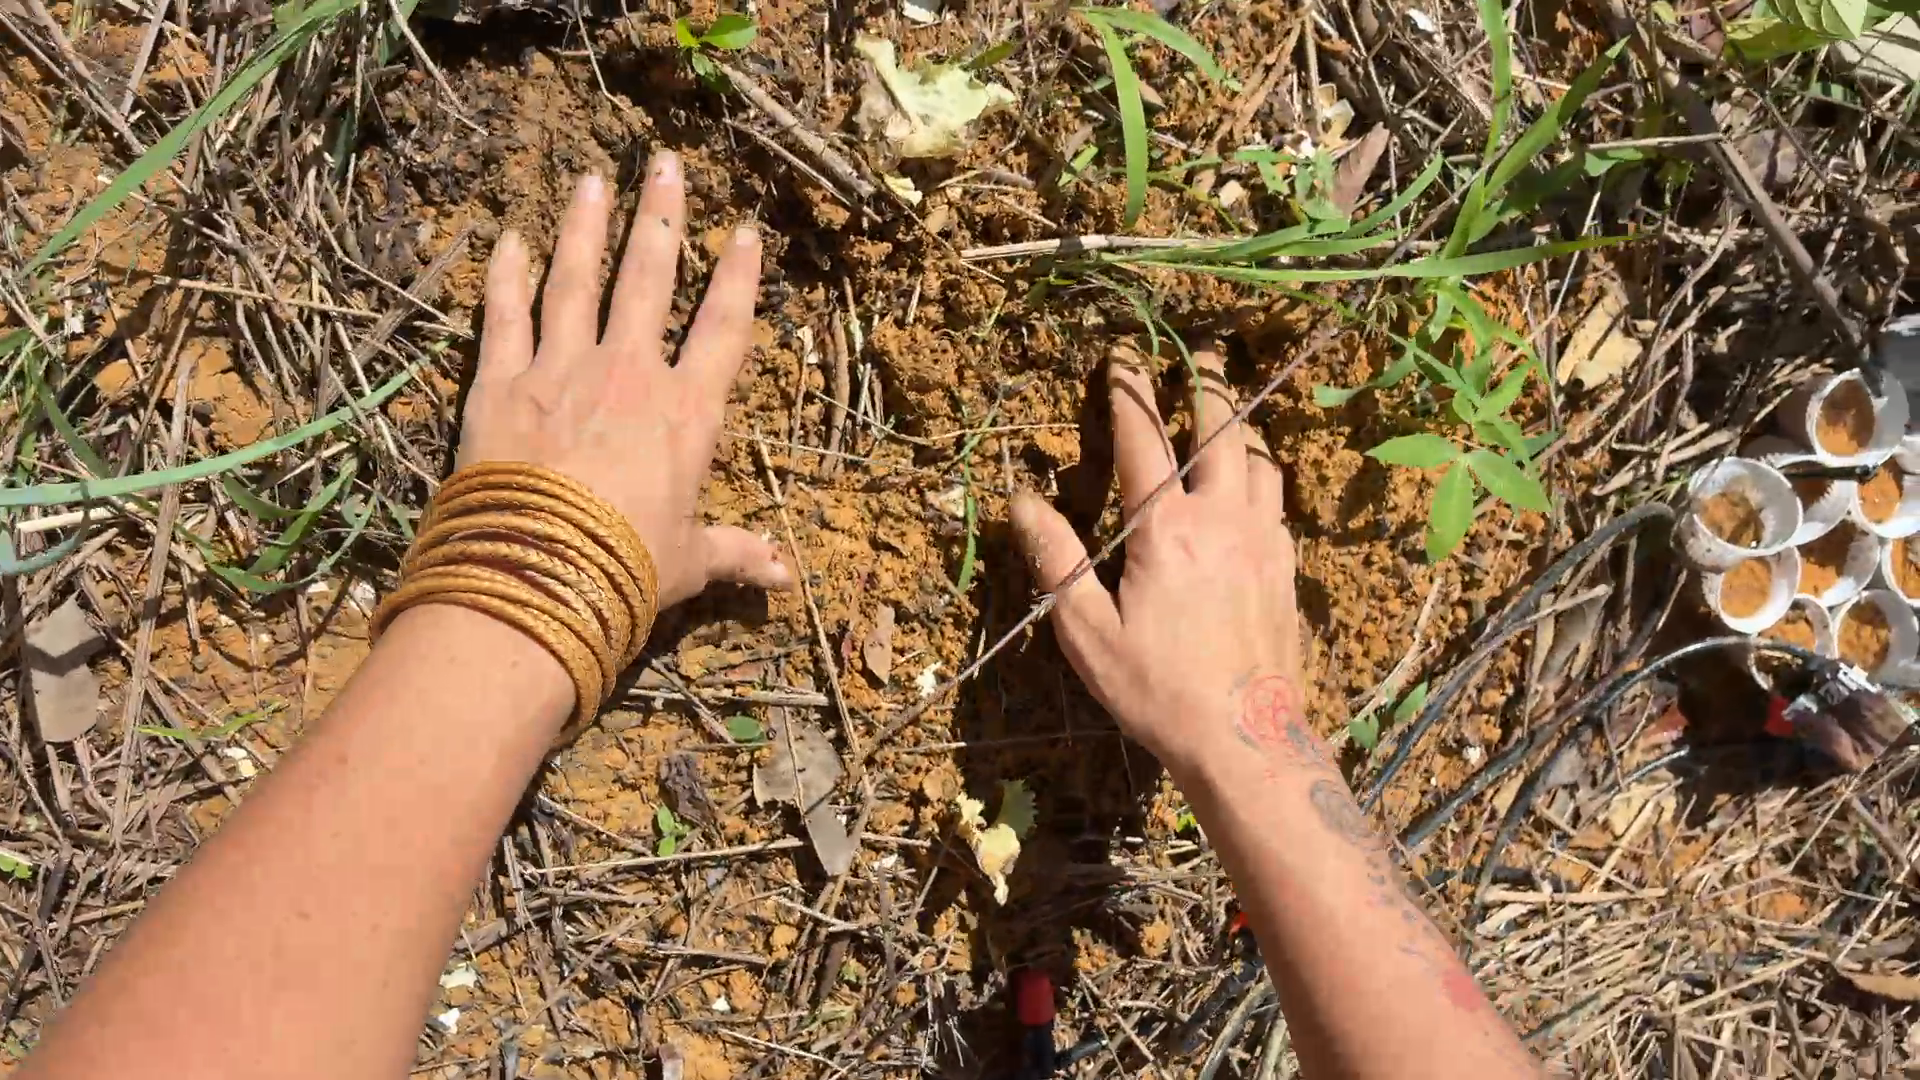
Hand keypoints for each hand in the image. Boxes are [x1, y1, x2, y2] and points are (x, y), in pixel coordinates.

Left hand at [456, 157, 790, 607]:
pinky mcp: (500, 383)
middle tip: (664, 165)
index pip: (724, 329)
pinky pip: (504, 315)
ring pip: (577, 281)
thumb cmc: (629, 567)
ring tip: (592, 177)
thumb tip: (788, 577)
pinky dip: (507, 276)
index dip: (738, 277)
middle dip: (661, 220)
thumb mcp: (692, 560)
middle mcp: (630, 374)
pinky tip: (511, 239)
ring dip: (586, 227)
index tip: (744, 232)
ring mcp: (561, 369)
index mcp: (687, 413)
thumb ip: (738, 553)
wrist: (536, 577)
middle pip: (650, 281)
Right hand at [1010, 346, 1315, 782]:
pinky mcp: (1286, 567)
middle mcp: (1222, 520)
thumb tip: (1021, 501)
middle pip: (1221, 431)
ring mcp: (1264, 541)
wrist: (1246, 740)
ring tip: (1229, 408)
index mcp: (1166, 530)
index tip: (1121, 358)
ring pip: (1261, 460)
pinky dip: (1262, 473)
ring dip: (1242, 425)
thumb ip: (1057, 560)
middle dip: (1206, 385)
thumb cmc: (1156, 689)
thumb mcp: (1087, 630)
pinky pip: (1278, 500)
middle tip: (1199, 352)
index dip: (1130, 394)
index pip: (1144, 441)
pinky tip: (1253, 483)